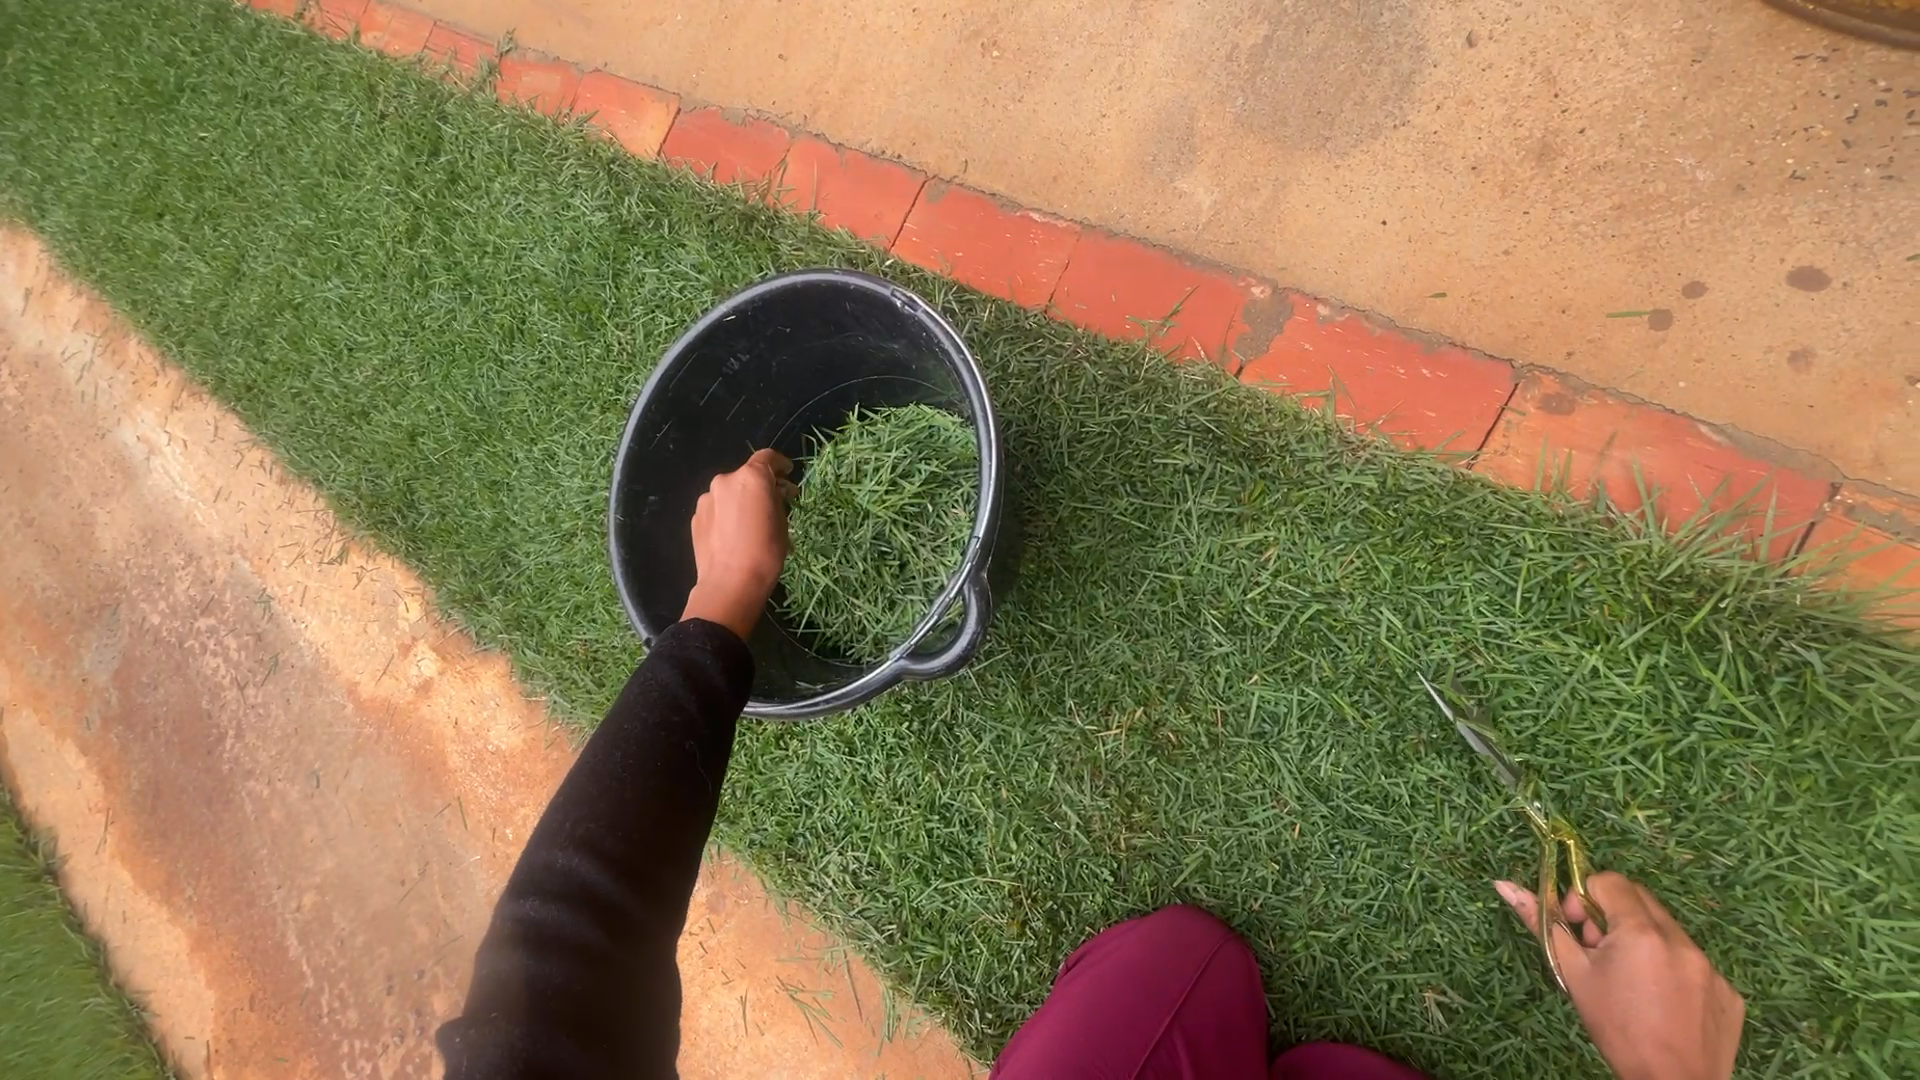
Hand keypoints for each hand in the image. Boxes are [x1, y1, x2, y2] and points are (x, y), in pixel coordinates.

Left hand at [680, 448, 794, 640]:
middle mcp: (725, 480)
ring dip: (742, 500)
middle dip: (761, 486)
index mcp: (751, 478)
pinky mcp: (696, 517)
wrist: (730, 584)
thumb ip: (777, 500)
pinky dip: (728, 514)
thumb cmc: (765, 553)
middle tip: (775, 503)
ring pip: (730, 492)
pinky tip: (735, 534)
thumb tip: (775, 492)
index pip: (767, 458)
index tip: (788, 474)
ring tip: (752, 523)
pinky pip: (717, 508)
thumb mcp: (782, 524)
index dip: (780, 464)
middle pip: (747, 475)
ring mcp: (707, 499)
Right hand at [1496, 873, 1743, 1079]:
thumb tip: (1503, 884)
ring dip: (1641, 938)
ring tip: (1629, 976)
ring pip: (1666, 928)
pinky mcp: (1730, 991)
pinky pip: (1692, 960)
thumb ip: (1541, 921)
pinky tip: (1660, 997)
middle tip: (1598, 947)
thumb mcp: (1571, 970)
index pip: (1610, 881)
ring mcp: (1711, 967)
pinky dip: (1670, 965)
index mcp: (1641, 933)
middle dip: (1612, 912)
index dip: (1586, 897)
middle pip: (1639, 898)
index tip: (1579, 927)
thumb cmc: (1614, 1024)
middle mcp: (1681, 941)